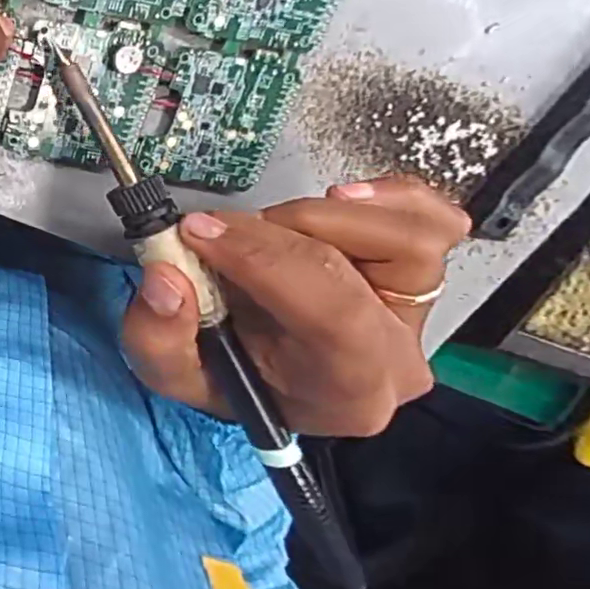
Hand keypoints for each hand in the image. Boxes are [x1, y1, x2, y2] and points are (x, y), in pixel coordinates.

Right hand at [122, 178, 470, 436]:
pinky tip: (337, 198)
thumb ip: (157, 334)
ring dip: (316, 217)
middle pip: (366, 266)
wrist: (262, 372)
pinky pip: (432, 219)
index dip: (262, 260)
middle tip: (209, 229)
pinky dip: (385, 198)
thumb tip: (166, 275)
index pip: (333, 315)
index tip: (196, 232)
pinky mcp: (419, 273)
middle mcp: (397, 354)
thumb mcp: (169, 373)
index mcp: (345, 390)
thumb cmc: (224, 375)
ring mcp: (416, 312)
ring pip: (408, 236)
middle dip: (271, 233)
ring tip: (262, 230)